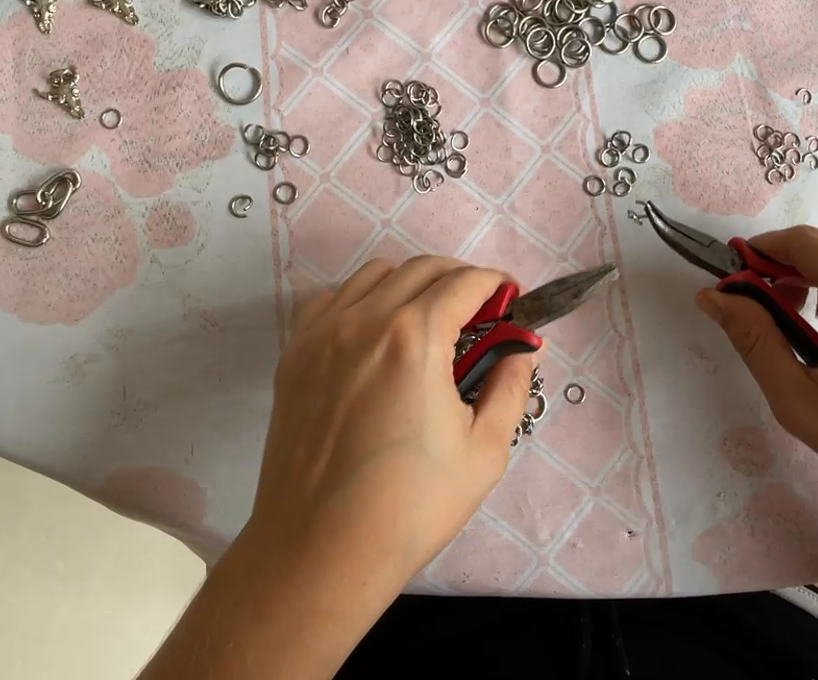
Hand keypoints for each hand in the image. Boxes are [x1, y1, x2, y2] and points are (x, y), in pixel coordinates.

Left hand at [240, 256, 535, 592]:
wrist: (321, 549)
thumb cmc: (410, 506)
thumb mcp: (484, 452)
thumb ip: (510, 387)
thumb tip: (523, 350)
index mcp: (415, 338)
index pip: (465, 282)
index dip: (497, 284)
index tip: (512, 301)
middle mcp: (366, 319)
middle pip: (423, 268)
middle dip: (460, 279)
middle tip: (479, 313)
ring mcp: (323, 332)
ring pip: (376, 274)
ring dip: (411, 283)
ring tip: (428, 321)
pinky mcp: (295, 353)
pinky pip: (332, 299)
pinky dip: (361, 300)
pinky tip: (373, 334)